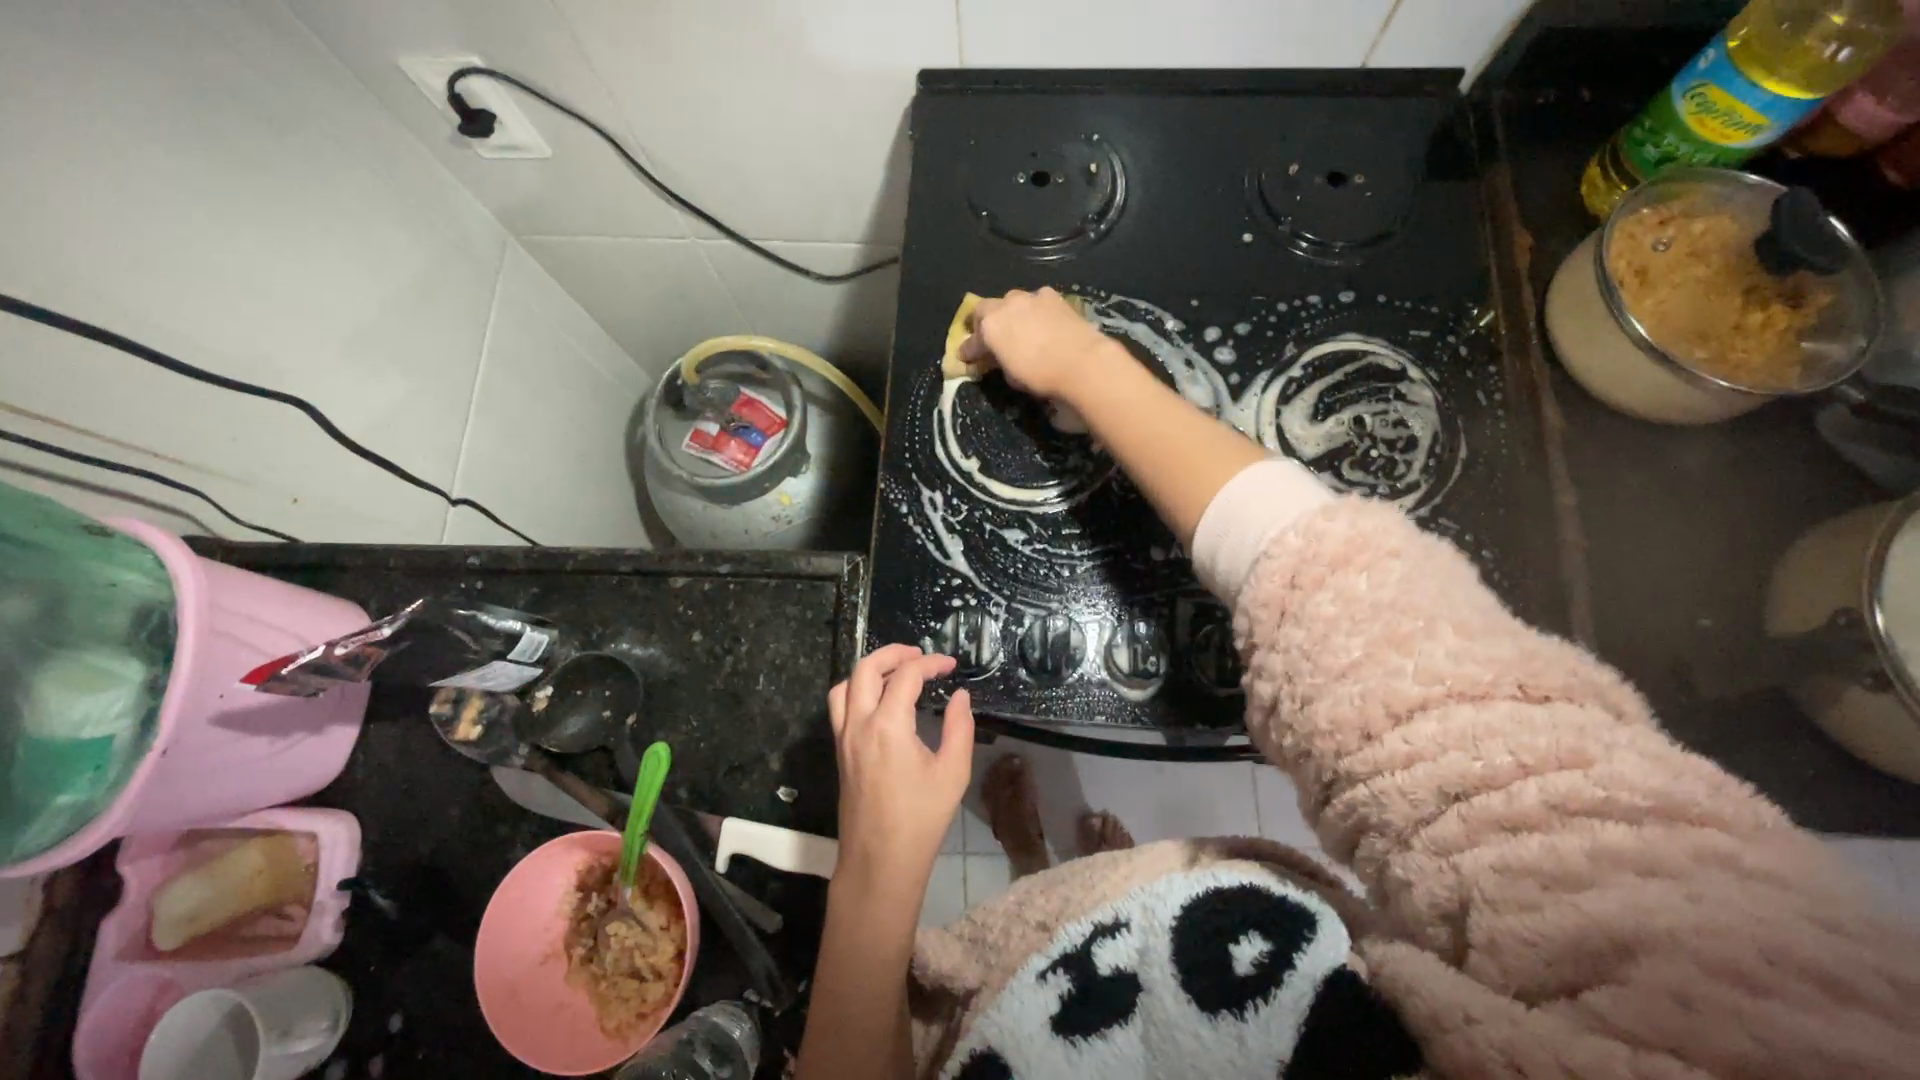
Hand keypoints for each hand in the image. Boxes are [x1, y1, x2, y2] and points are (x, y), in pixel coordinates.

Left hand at [828, 645, 974, 887]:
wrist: (880, 860)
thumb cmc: (921, 819)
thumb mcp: (953, 772)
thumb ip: (959, 728)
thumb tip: (960, 697)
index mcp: (887, 725)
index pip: (906, 676)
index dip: (930, 664)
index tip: (951, 665)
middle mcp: (858, 724)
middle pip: (865, 669)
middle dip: (893, 653)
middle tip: (920, 655)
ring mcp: (844, 738)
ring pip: (845, 686)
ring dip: (869, 670)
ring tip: (896, 671)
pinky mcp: (840, 752)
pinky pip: (839, 707)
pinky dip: (856, 691)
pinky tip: (879, 701)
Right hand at [961, 287, 1123, 400]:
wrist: (1081, 361)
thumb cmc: (1040, 375)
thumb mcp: (1012, 375)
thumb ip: (1000, 363)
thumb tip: (1001, 361)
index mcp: (990, 324)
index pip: (973, 339)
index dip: (969, 350)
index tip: (967, 359)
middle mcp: (1007, 304)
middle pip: (988, 309)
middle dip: (987, 322)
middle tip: (991, 338)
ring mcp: (1032, 297)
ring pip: (1013, 302)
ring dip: (1012, 314)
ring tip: (1018, 329)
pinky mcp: (1055, 297)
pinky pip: (1037, 302)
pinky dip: (1035, 311)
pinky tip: (1043, 323)